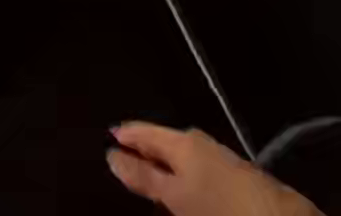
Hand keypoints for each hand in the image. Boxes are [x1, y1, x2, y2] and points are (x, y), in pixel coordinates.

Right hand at [108, 122, 322, 215]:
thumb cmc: (221, 209)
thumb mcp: (176, 196)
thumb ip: (144, 177)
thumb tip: (112, 154)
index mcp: (182, 142)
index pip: (145, 132)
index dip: (126, 136)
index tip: (107, 139)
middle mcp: (198, 144)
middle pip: (163, 142)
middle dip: (143, 149)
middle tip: (120, 158)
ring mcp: (217, 160)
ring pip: (180, 158)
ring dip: (162, 165)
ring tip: (146, 176)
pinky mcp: (232, 180)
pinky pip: (195, 171)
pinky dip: (180, 177)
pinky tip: (180, 192)